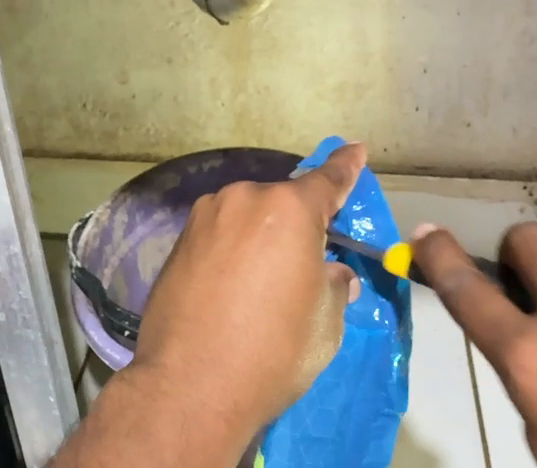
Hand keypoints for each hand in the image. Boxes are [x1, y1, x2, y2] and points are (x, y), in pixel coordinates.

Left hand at [130, 143, 366, 438]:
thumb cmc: (271, 353)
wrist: (189, 387)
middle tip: (304, 262)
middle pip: (282, 201)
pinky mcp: (180, 239)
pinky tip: (231, 286)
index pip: (328, 180)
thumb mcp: (324, 324)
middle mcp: (245, 198)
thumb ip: (334, 285)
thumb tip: (334, 274)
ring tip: (261, 282)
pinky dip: (232, 248)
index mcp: (289, 210)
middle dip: (296, 223)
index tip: (356, 150)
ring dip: (260, 235)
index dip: (346, 167)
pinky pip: (220, 232)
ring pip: (247, 215)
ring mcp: (207, 215)